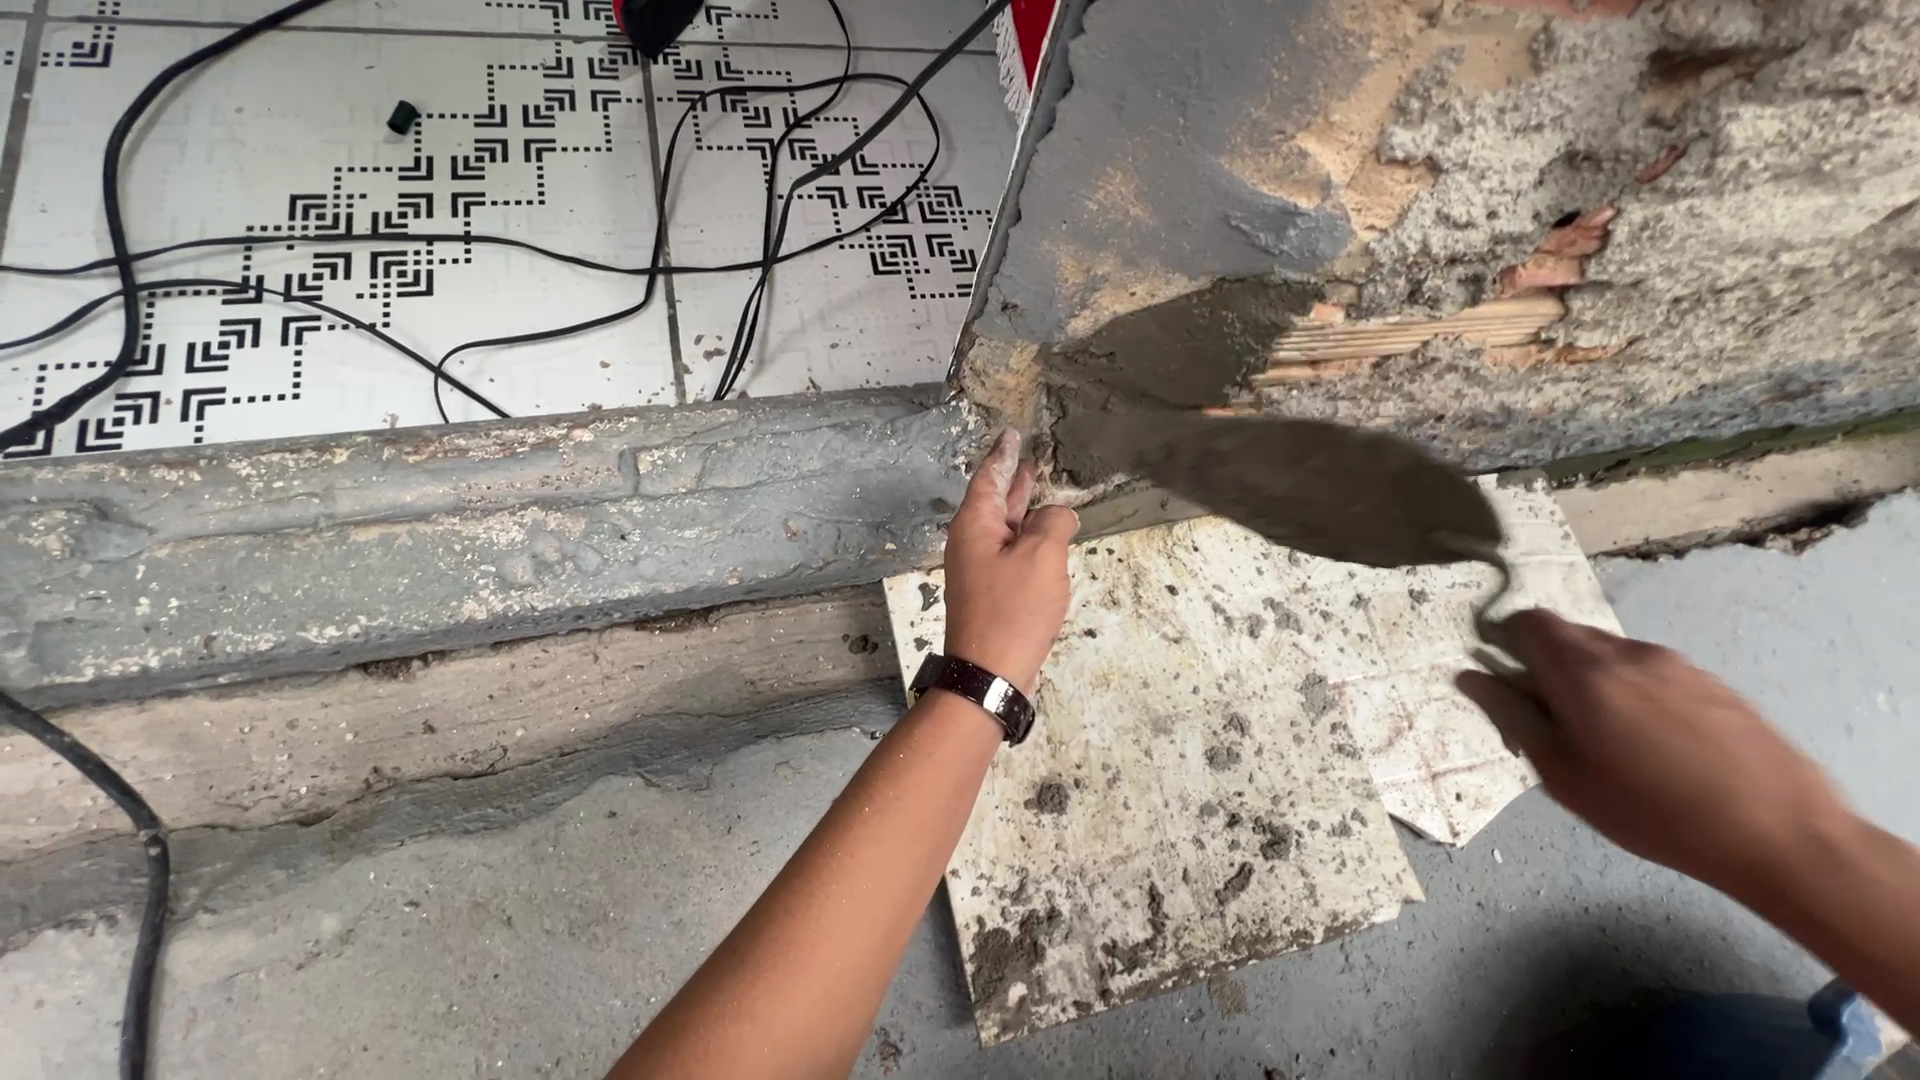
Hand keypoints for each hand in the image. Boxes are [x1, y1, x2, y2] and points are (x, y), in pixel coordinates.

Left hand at [942, 430, 1078, 691]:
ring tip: (1040, 489)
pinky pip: (1010, 553)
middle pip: (994, 500)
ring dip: (1023, 509)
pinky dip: (1027, 539)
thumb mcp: (1042, 557)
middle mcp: (971, 542)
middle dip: (1013, 480)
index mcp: (975, 524)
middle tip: (1027, 457)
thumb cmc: (1013, 610)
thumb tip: (1059, 515)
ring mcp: (979, 569)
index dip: (1004, 455)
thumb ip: (1053, 525)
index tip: (1010, 435)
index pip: (989, 477)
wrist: (990, 672)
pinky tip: (1044, 539)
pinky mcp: (991, 592)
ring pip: (1004, 528)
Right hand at [1456, 610, 1848, 897]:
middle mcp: (1628, 654)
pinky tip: (1653, 741)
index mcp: (1583, 670)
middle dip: (1547, 662)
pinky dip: (1634, 691)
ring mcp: (1678, 666)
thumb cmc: (1651, 810)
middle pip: (1570, 635)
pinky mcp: (1715, 684)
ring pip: (1612, 654)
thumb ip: (1512, 717)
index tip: (1505, 674)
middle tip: (1550, 714)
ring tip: (1605, 733)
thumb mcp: (1561, 773)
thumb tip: (1471, 677)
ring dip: (1592, 677)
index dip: (1507, 638)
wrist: (1785, 837)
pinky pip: (1652, 673)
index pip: (1529, 621)